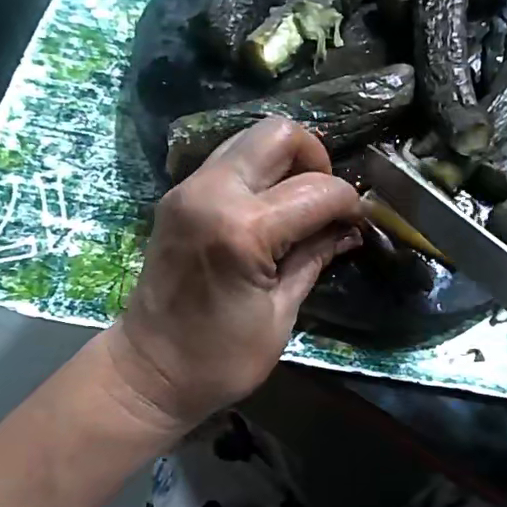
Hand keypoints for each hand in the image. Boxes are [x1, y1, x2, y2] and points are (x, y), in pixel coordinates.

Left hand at [103, 118, 364, 429]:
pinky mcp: (180, 195)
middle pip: (280, 133)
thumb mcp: (281, 313)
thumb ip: (314, 258)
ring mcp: (190, 189)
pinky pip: (232, 159)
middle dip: (316, 160)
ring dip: (287, 162)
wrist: (148, 372)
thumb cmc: (220, 358)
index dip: (349, 204)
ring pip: (253, 137)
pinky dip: (261, 172)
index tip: (359, 224)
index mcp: (242, 230)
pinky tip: (273, 209)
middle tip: (324, 203)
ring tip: (300, 205)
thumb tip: (349, 229)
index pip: (318, 189)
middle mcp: (212, 194)